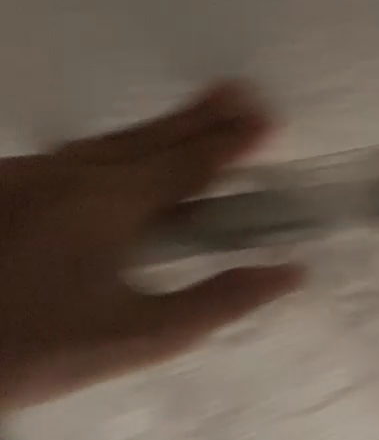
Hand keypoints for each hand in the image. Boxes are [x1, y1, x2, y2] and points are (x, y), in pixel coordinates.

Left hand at [0, 83, 303, 414]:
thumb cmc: (42, 347)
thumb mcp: (147, 334)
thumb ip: (224, 299)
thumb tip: (291, 270)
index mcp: (104, 205)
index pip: (186, 166)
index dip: (230, 143)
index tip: (268, 118)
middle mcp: (58, 180)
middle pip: (143, 141)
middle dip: (195, 119)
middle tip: (237, 92)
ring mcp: (15, 183)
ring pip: (100, 147)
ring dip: (155, 131)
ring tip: (192, 119)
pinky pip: (67, 160)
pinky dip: (113, 150)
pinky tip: (119, 155)